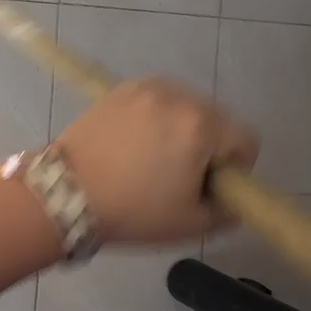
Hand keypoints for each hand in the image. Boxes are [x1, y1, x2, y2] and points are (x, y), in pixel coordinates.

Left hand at [51, 77, 259, 244]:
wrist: (65, 191)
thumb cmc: (134, 209)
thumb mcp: (195, 222)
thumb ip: (230, 207)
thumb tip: (231, 193)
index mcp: (201, 124)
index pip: (245, 139)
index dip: (235, 167)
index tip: (208, 185)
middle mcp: (175, 96)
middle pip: (216, 117)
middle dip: (209, 144)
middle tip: (180, 173)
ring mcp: (142, 88)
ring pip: (185, 105)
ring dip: (182, 126)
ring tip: (155, 156)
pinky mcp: (116, 90)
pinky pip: (154, 100)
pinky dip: (154, 116)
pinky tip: (135, 141)